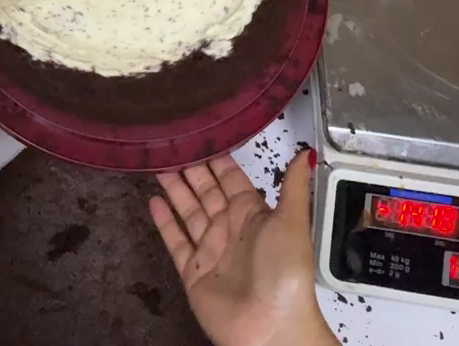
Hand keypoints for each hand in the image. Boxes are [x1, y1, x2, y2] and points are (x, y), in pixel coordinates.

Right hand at [150, 152, 335, 345]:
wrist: (272, 329)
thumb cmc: (284, 272)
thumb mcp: (293, 223)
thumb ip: (293, 186)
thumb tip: (305, 152)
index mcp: (251, 213)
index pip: (228, 176)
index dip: (212, 156)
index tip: (195, 132)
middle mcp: (228, 226)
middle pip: (204, 189)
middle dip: (188, 167)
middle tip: (168, 141)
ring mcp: (209, 249)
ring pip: (187, 210)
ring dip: (173, 188)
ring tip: (155, 162)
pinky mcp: (193, 271)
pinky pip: (175, 241)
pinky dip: (164, 222)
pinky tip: (152, 201)